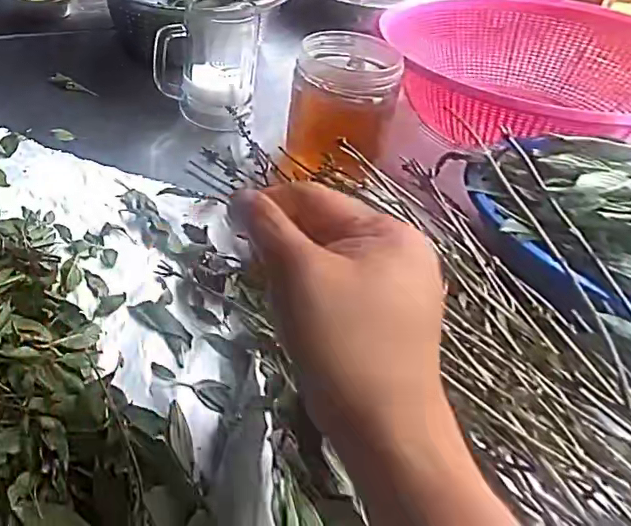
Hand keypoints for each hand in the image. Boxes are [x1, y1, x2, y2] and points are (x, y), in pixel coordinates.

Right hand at [236, 183, 512, 525]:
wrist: (385, 435)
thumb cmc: (342, 341)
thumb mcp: (296, 271)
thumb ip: (265, 223)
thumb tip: (240, 196)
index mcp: (390, 232)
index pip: (314, 197)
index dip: (268, 204)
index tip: (230, 221)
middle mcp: (400, 252)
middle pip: (319, 224)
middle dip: (280, 240)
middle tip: (251, 263)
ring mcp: (396, 286)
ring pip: (322, 255)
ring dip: (289, 265)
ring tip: (273, 290)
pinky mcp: (385, 316)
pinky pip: (334, 282)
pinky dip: (306, 287)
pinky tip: (295, 309)